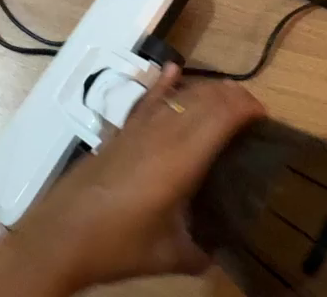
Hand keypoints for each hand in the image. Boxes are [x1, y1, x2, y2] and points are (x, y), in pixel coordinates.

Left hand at [0, 66, 265, 296]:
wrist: (61, 236)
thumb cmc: (118, 245)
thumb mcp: (167, 256)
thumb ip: (200, 253)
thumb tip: (219, 254)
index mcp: (182, 158)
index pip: (223, 115)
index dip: (248, 107)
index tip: (264, 116)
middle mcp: (164, 132)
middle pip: (206, 97)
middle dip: (233, 96)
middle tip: (252, 112)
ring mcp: (139, 127)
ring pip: (180, 94)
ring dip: (206, 90)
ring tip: (225, 97)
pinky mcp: (120, 131)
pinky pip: (148, 98)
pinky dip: (163, 83)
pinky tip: (172, 70)